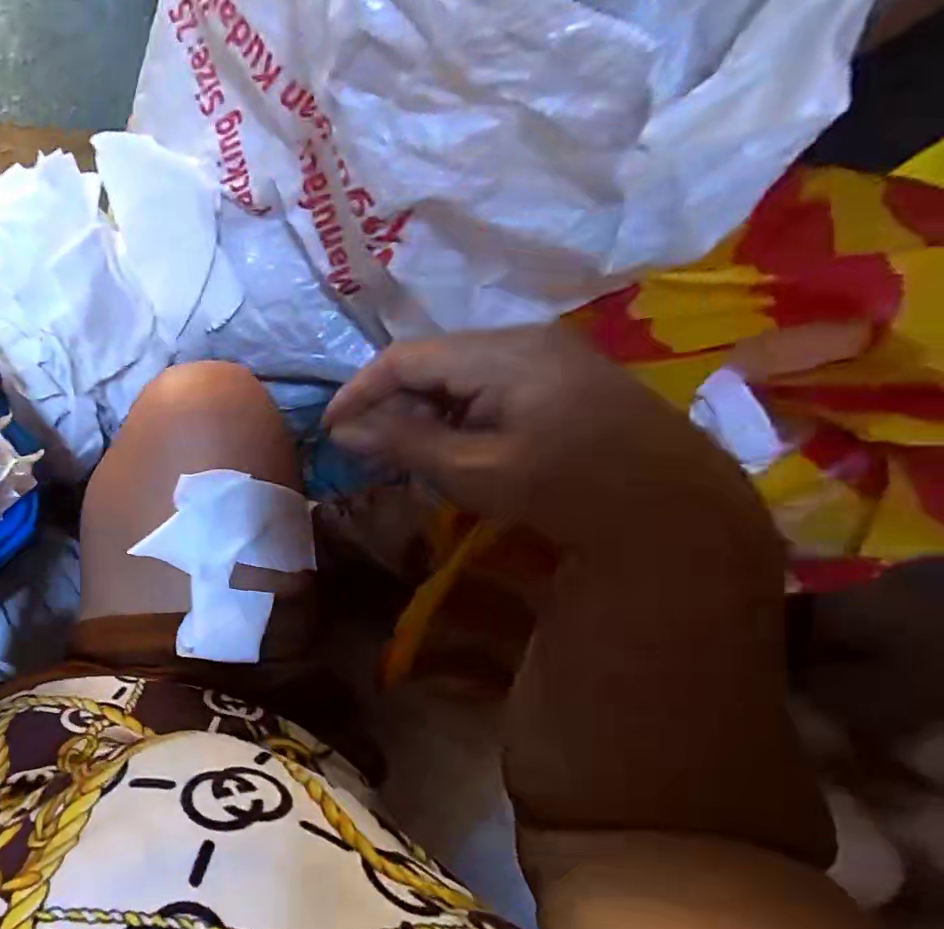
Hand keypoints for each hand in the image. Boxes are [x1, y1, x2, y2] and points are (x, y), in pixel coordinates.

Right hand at [324, 325, 775, 557]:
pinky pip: (483, 381)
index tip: (329, 430)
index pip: (402, 358)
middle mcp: (522, 339)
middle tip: (363, 447)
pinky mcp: (559, 374)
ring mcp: (546, 354)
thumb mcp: (472, 470)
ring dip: (417, 408)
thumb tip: (341, 429)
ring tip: (400, 450)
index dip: (357, 391)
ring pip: (452, 371)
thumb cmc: (567, 489)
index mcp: (502, 354)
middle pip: (427, 360)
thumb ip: (402, 442)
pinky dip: (451, 410)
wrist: (677, 511)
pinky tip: (448, 444)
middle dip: (386, 401)